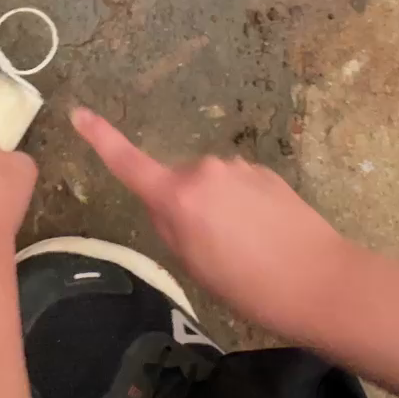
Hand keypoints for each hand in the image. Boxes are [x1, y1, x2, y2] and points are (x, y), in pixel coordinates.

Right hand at [72, 106, 355, 339]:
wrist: (320, 280)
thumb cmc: (249, 286)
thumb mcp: (194, 266)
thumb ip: (169, 226)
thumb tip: (164, 203)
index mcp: (178, 196)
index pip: (128, 163)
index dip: (100, 137)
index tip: (78, 112)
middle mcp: (204, 169)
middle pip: (177, 183)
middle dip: (185, 207)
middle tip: (211, 251)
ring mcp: (236, 166)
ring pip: (210, 185)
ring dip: (217, 208)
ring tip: (245, 249)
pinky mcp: (263, 170)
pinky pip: (237, 186)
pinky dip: (242, 206)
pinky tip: (265, 236)